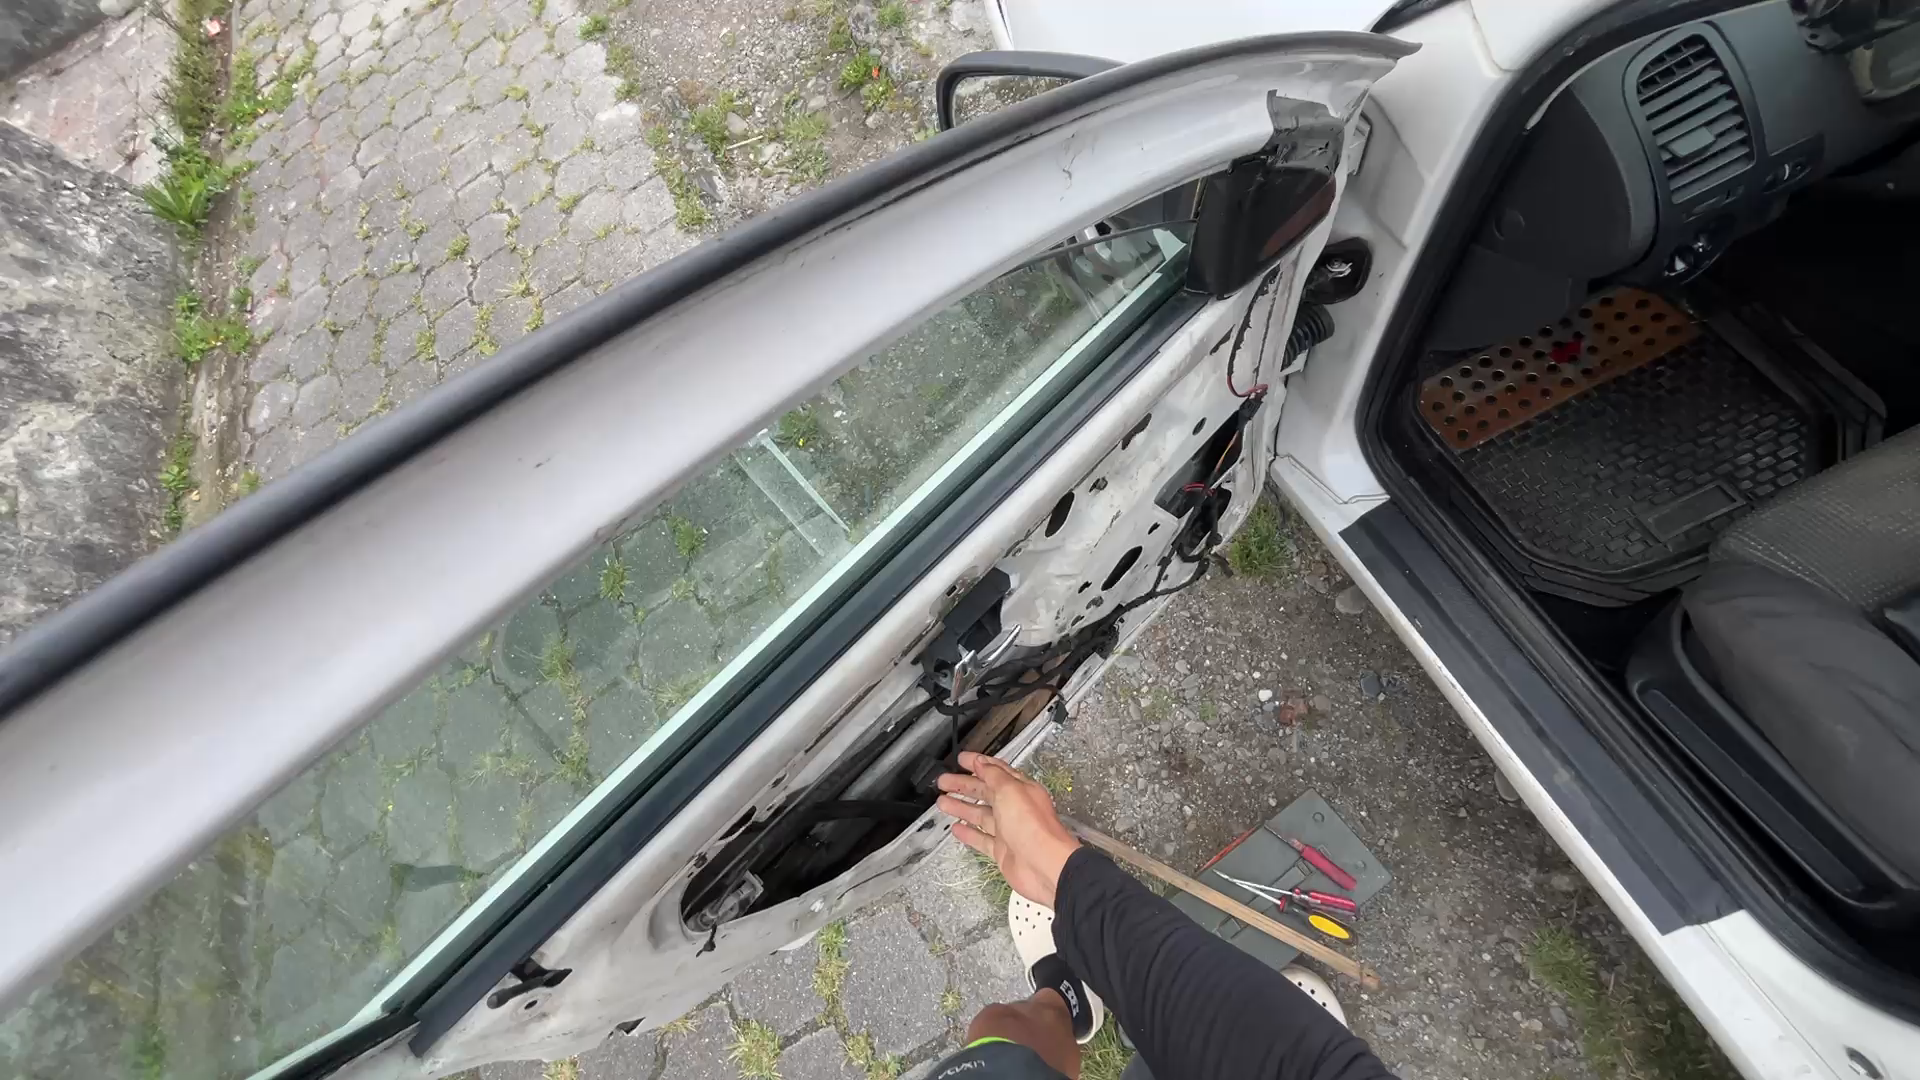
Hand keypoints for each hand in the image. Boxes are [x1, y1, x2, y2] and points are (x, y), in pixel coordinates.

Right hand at [936, 751, 1081, 908]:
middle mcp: (1014, 807)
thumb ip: (993, 775)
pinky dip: (968, 833)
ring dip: (961, 807)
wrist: (1043, 865)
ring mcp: (1007, 829)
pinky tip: (956, 828)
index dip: (978, 763)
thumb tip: (981, 762)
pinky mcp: (1002, 851)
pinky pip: (981, 838)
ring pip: (980, 814)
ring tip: (942, 802)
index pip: (996, 770)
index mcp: (1019, 788)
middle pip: (984, 791)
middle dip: (963, 784)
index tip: (961, 759)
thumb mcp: (1010, 790)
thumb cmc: (1032, 825)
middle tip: (944, 781)